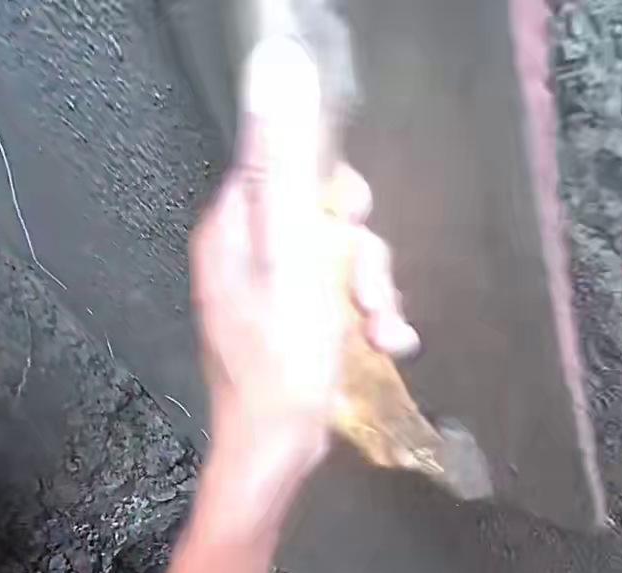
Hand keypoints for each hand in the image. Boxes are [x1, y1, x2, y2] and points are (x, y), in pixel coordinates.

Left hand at [190, 38, 417, 497]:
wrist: (276, 451)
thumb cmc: (283, 364)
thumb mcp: (292, 261)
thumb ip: (288, 171)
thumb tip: (275, 70)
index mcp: (234, 232)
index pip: (284, 169)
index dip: (331, 192)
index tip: (354, 225)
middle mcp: (247, 258)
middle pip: (321, 221)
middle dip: (361, 259)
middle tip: (372, 299)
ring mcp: (271, 299)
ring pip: (338, 267)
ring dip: (373, 298)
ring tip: (385, 335)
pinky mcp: (293, 332)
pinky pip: (337, 306)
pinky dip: (365, 324)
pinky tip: (387, 348)